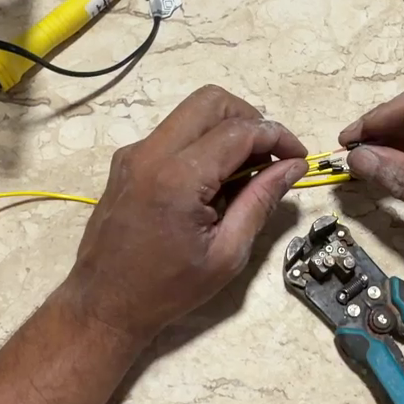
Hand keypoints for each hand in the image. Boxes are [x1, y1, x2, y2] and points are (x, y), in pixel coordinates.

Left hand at [59, 86, 307, 344]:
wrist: (104, 304)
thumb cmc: (168, 289)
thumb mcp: (226, 253)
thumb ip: (260, 201)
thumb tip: (294, 166)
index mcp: (178, 177)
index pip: (239, 131)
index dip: (277, 136)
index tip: (299, 156)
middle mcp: (151, 152)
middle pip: (212, 100)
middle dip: (250, 120)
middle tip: (271, 157)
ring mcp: (134, 153)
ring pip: (190, 112)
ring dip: (226, 129)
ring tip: (245, 171)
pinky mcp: (127, 161)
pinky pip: (173, 133)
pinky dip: (202, 142)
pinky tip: (214, 180)